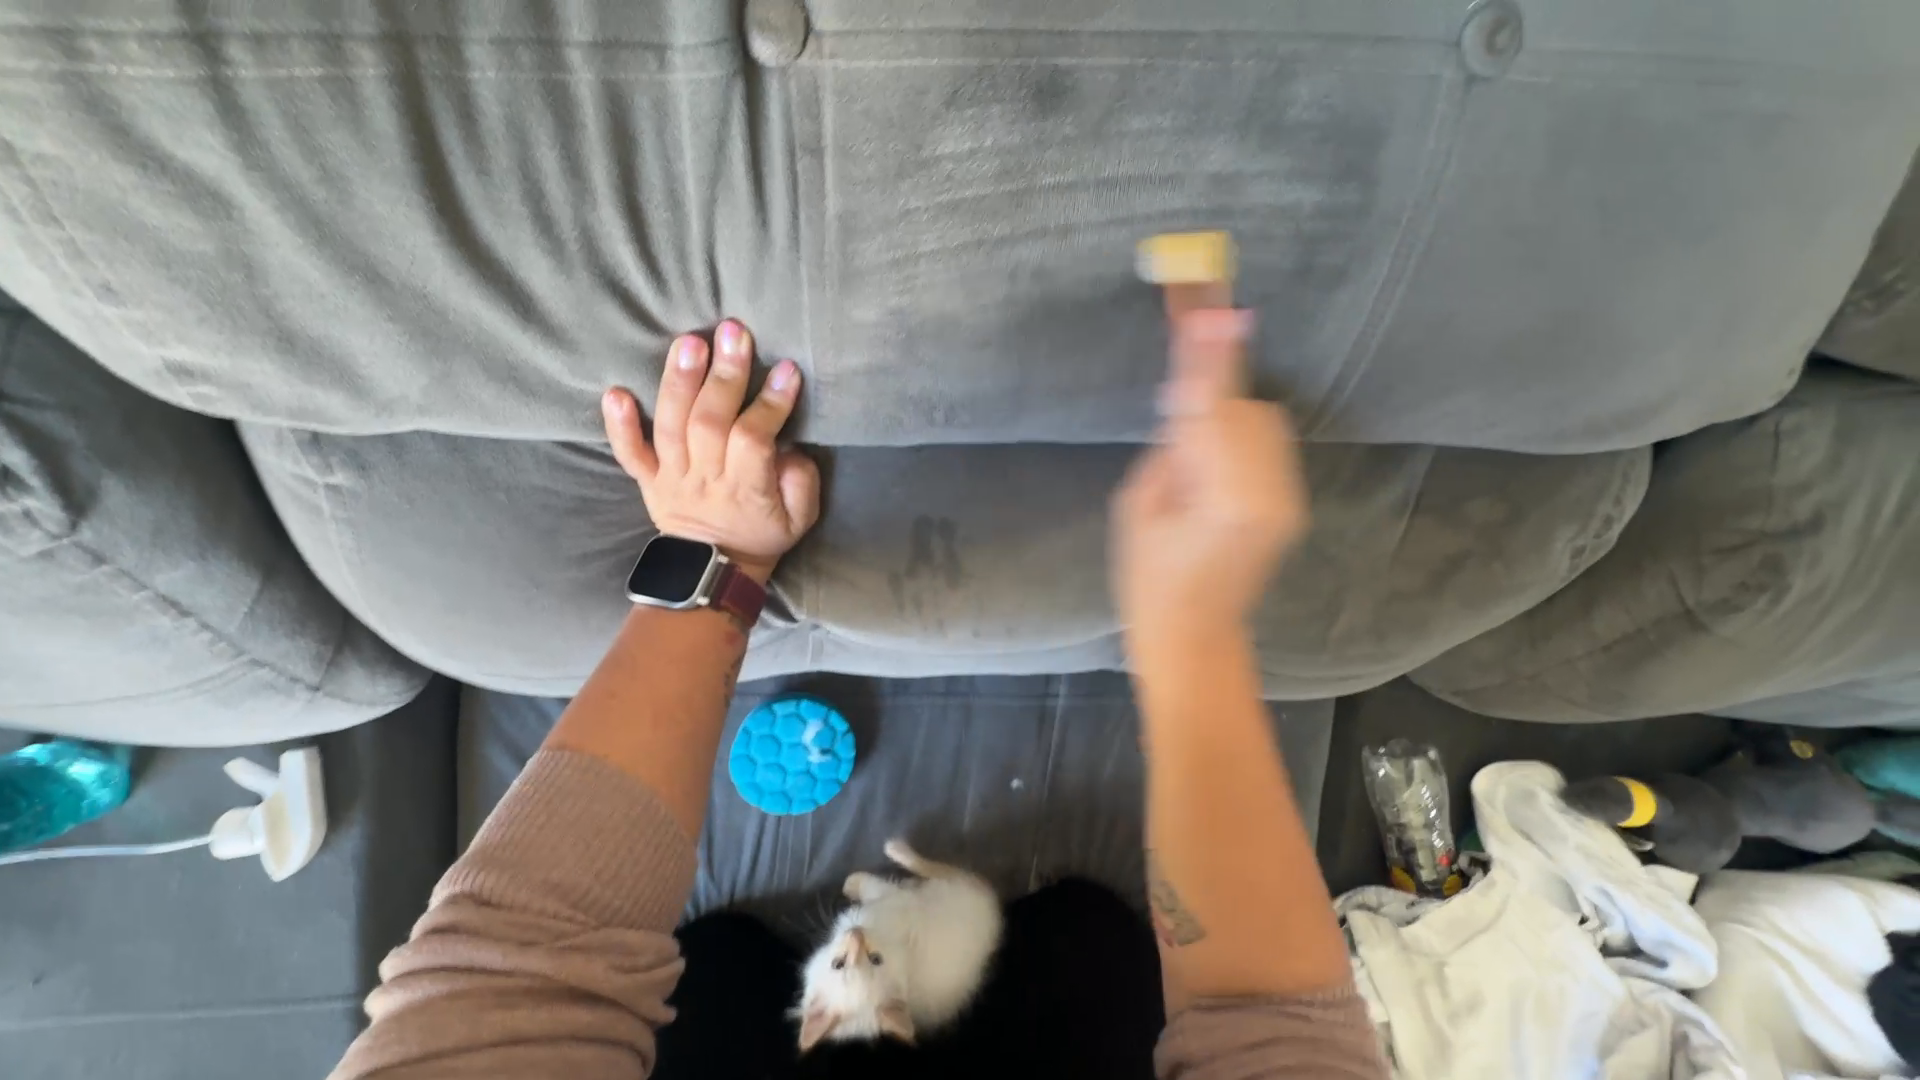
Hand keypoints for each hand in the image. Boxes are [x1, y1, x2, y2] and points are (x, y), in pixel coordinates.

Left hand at [602, 320, 820, 583]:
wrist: (715, 571)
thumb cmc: (763, 536)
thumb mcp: (801, 520)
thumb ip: (801, 482)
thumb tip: (790, 446)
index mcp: (746, 489)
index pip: (754, 438)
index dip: (770, 403)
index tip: (787, 369)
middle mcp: (705, 479)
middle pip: (710, 422)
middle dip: (724, 375)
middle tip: (734, 332)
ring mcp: (671, 478)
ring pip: (671, 427)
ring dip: (678, 382)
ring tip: (690, 342)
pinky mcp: (648, 479)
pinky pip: (629, 453)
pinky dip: (619, 425)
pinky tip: (615, 392)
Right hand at [1111, 310, 1308, 653]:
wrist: (1194, 636)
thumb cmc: (1147, 581)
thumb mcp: (1138, 507)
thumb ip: (1170, 448)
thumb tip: (1188, 402)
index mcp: (1224, 499)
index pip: (1213, 408)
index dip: (1210, 355)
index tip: (1214, 304)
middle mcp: (1269, 492)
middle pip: (1242, 409)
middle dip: (1209, 399)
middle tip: (1174, 427)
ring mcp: (1286, 498)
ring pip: (1259, 422)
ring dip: (1223, 419)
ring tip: (1191, 466)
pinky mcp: (1290, 503)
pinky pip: (1264, 445)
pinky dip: (1235, 440)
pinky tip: (1210, 475)